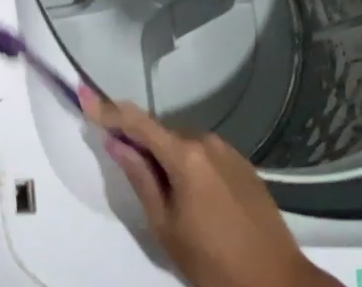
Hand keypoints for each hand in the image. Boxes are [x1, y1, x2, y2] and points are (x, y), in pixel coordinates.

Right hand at [80, 88, 338, 286]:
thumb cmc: (213, 261)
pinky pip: (204, 155)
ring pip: (183, 144)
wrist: (279, 283)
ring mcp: (229, 152)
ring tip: (162, 191)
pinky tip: (191, 195)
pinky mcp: (244, 167)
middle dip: (139, 141)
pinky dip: (188, 164)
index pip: (138, 122)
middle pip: (161, 133)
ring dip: (165, 155)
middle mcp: (207, 142)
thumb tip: (116, 143)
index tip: (83, 94)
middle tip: (122, 161)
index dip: (108, 109)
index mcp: (185, 155)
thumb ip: (139, 178)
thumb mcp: (166, 225)